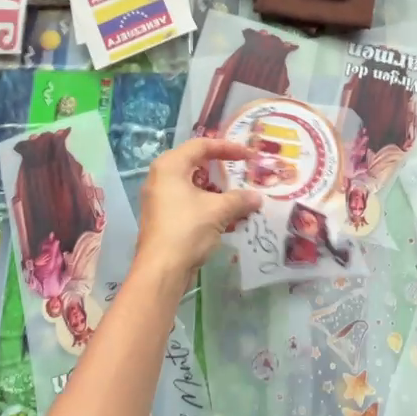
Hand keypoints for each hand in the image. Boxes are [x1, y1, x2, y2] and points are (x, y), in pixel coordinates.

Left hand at [134, 138, 262, 290]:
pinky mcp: (162, 217)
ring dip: (215, 190)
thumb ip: (239, 199)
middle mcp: (160, 177)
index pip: (201, 145)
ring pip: (191, 185)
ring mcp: (159, 198)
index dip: (227, 148)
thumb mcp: (218, 211)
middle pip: (195, 163)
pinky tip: (224, 217)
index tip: (247, 155)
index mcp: (170, 166)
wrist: (161, 270)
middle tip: (240, 172)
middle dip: (220, 169)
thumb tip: (257, 198)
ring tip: (236, 196)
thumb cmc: (187, 229)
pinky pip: (187, 201)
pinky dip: (206, 204)